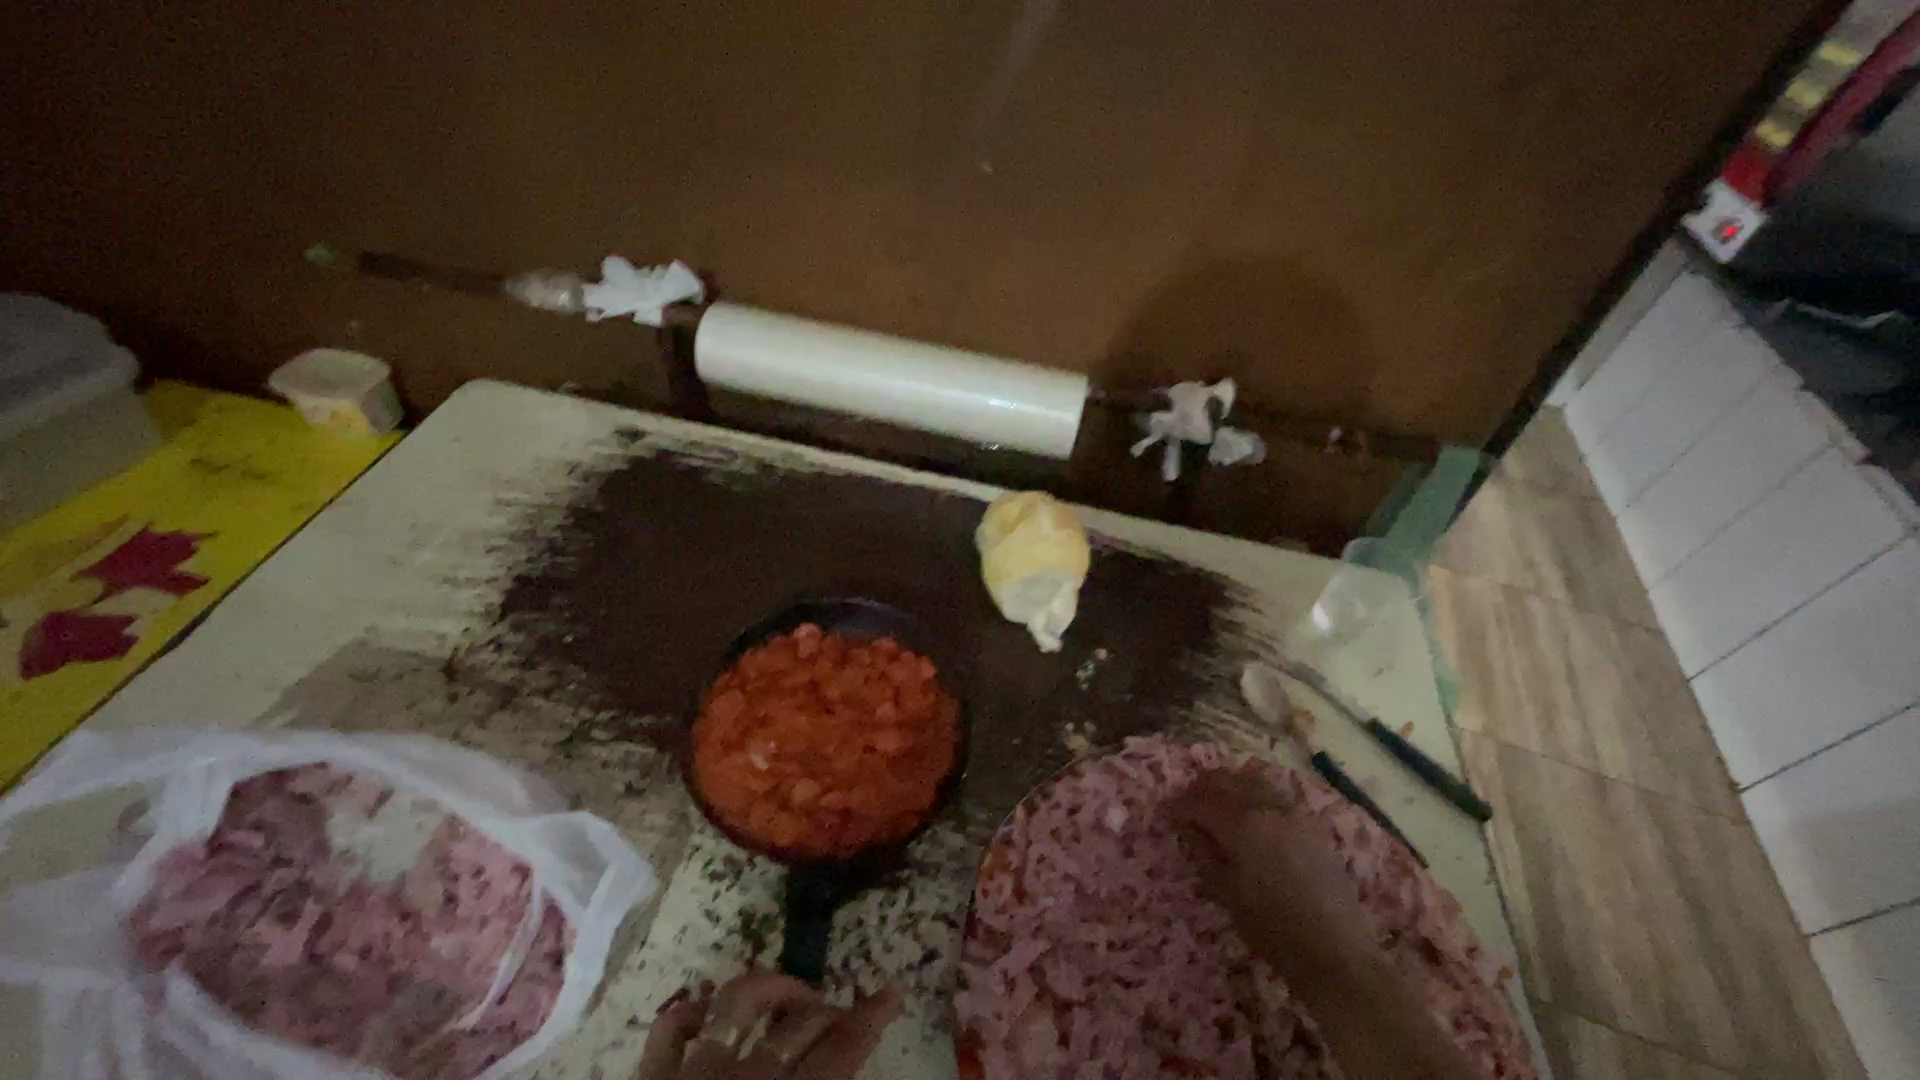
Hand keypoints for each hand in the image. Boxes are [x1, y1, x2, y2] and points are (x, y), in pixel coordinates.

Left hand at [636, 970, 903, 1079]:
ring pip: (740, 999)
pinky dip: (692, 1011)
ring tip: (788, 998)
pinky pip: (671, 1025)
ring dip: (772, 989)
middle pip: (801, 1021)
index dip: (872, 1016)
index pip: (842, 1049)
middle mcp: (746, 1078)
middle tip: (840, 1018)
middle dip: (830, 1011)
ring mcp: (695, 1071)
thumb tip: (848, 1076)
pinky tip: (709, 1012)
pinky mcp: (652, 1078)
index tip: (894, 991)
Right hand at [1166, 768, 1378, 982]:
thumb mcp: (1226, 892)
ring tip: (1217, 810)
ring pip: (1250, 779)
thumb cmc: (1271, 927)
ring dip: (1227, 787)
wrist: (1334, 949)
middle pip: (1223, 779)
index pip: (1198, 801)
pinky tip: (1249, 820)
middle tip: (1188, 810)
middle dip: (1200, 790)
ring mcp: (1293, 810)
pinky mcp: (1311, 822)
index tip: (1166, 815)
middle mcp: (1266, 805)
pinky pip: (1273, 794)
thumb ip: (1203, 852)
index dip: (1178, 806)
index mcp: (1241, 823)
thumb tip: (1188, 828)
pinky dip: (1253, 796)